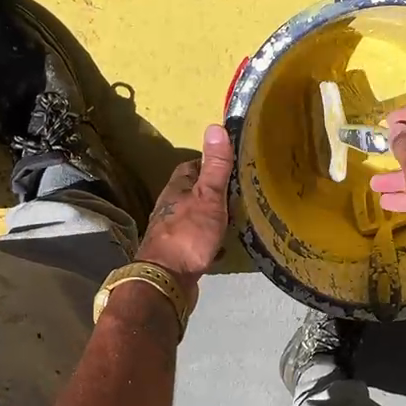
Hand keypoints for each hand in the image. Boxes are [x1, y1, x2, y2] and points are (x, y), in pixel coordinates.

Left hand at [137, 124, 233, 289]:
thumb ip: (215, 166)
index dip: (209, 164)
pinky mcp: (179, 254)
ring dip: (212, 216)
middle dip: (213, 191)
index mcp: (176, 189)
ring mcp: (173, 232)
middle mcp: (170, 207)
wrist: (167, 280)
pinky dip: (211, 240)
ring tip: (236, 217)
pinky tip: (224, 245)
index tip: (231, 165)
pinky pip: (197, 241)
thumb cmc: (188, 234)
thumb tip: (216, 126)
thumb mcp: (208, 196)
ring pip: (195, 217)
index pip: (191, 167)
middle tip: (239, 192)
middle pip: (193, 193)